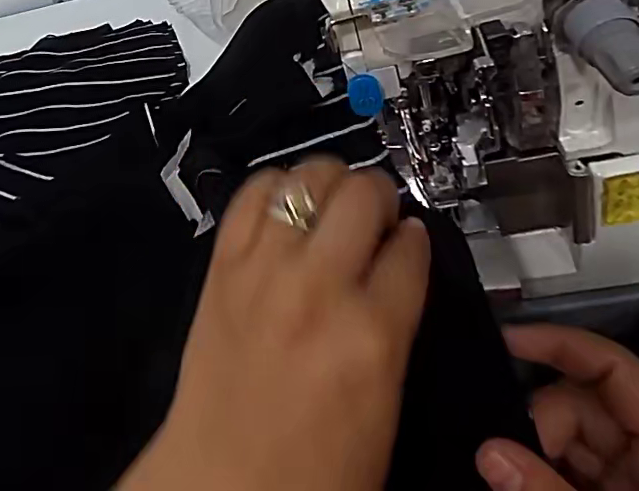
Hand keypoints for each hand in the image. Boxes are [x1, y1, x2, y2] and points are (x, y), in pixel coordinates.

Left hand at [118, 157, 432, 490]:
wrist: (223, 486)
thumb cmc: (314, 468)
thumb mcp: (386, 401)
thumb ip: (398, 322)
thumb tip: (402, 260)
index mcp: (373, 337)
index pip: (412, 246)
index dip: (415, 236)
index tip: (410, 235)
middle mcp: (320, 288)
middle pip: (364, 193)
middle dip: (380, 195)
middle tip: (376, 211)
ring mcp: (266, 268)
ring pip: (309, 178)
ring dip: (330, 180)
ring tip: (332, 199)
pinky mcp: (223, 262)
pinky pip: (252, 193)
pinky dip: (275, 184)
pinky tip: (285, 199)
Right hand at [475, 325, 638, 490]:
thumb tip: (490, 452)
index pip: (616, 368)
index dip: (560, 342)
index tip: (507, 339)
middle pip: (587, 406)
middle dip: (540, 422)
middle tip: (505, 458)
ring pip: (578, 443)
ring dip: (539, 455)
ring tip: (513, 480)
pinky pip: (581, 478)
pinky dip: (549, 481)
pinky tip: (526, 488)